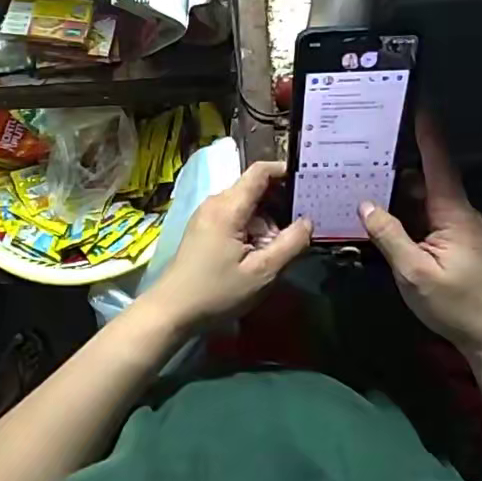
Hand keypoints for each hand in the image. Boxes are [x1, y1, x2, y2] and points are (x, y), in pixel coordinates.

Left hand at [142, 161, 311, 331]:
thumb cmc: (217, 292)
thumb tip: (308, 221)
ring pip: (245, 204)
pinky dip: (251, 226)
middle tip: (304, 223)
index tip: (309, 181)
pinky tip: (261, 250)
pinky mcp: (203, 228)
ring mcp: (206, 215)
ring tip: (283, 244)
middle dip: (280, 202)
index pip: (259, 172)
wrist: (172, 309)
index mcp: (227, 207)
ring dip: (266, 219)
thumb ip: (290, 244)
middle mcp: (214, 203)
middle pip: (254, 188)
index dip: (285, 170)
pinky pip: (234, 216)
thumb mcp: (262, 272)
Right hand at [358, 116, 481, 360]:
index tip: (417, 104)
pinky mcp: (453, 243)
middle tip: (368, 140)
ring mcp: (457, 229)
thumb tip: (365, 204)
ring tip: (365, 169)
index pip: (439, 163)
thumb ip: (389, 236)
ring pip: (424, 197)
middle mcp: (458, 214)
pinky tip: (380, 208)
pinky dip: (402, 207)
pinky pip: (424, 215)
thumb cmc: (457, 305)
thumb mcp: (415, 272)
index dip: (427, 134)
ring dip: (397, 185)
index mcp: (454, 214)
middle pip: (427, 177)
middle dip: (400, 157)